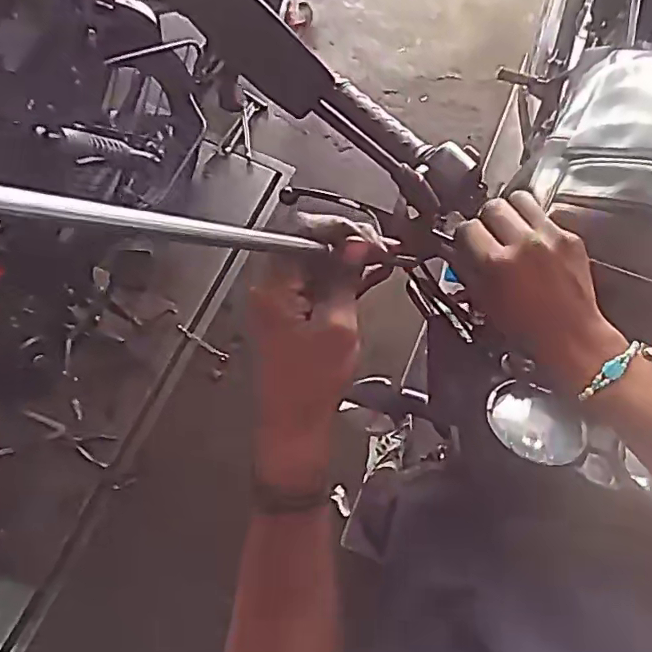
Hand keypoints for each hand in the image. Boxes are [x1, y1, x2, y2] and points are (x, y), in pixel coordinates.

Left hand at [248, 213, 392, 483]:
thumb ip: (345, 280)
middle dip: (347, 243)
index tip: (367, 236)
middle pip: (309, 246)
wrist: (296, 420)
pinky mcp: (292, 314)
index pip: (304, 235)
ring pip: (317, 264)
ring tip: (380, 259)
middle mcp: (270, 289)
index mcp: (273, 288)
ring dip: (348, 261)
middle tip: (379, 246)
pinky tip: (367, 275)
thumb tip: (355, 248)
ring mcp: (280, 301)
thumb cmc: (309, 385)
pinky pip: (318, 284)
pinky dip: (341, 280)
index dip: (340, 230)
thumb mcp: (339, 326)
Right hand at [454, 192, 627, 393]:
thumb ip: (470, 273)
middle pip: (493, 206)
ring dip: (511, 212)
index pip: (468, 227)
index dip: (465, 236)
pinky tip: (534, 243)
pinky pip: (545, 217)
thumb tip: (460, 253)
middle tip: (488, 235)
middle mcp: (523, 244)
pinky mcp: (570, 238)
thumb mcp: (487, 304)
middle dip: (486, 220)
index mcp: (497, 262)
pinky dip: (535, 225)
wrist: (572, 339)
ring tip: (511, 229)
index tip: (467, 242)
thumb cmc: (531, 332)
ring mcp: (549, 238)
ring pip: (520, 199)